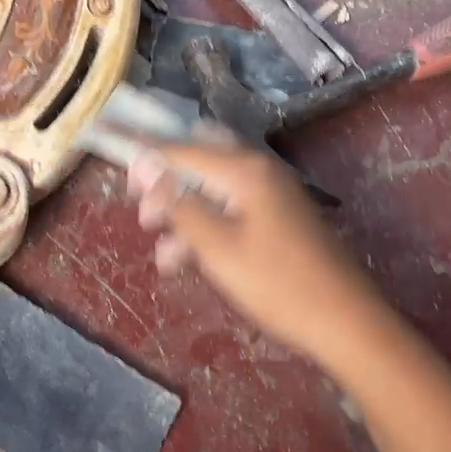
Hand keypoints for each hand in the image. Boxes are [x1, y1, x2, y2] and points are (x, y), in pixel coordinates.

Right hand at [128, 133, 388, 359]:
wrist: (349, 325)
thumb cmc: (277, 285)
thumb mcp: (216, 247)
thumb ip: (176, 202)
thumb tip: (143, 163)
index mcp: (242, 170)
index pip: (175, 148)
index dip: (135, 142)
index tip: (101, 126)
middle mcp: (257, 170)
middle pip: (195, 157)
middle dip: (162, 177)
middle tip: (139, 206)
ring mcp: (271, 192)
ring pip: (210, 187)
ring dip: (181, 211)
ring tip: (162, 252)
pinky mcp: (278, 216)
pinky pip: (229, 206)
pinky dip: (205, 224)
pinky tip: (189, 259)